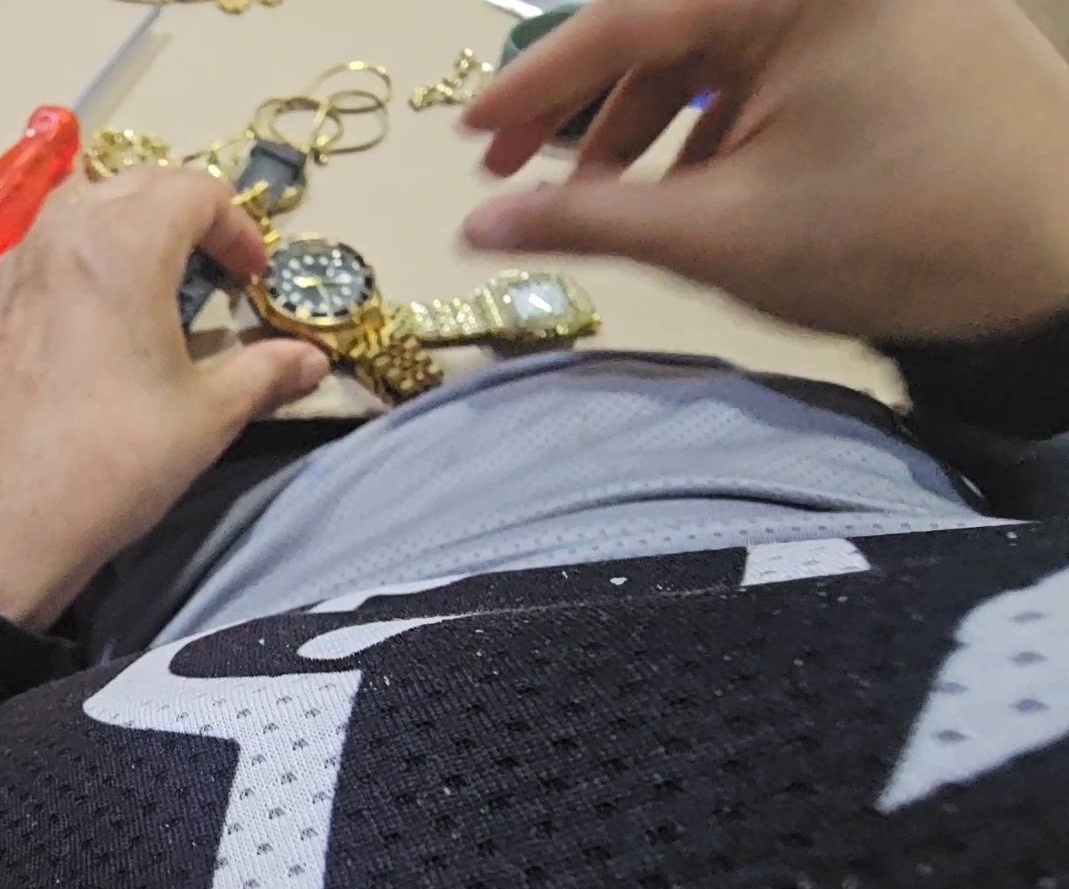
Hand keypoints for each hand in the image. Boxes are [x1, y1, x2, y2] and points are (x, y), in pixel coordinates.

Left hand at [0, 168, 328, 630]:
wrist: (10, 524)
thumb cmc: (118, 464)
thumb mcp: (207, 417)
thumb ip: (266, 373)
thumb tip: (313, 360)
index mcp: (121, 246)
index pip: (193, 191)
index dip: (237, 227)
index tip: (252, 278)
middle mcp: (59, 236)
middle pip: (134, 185)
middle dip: (184, 215)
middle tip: (208, 270)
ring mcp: (9, 268)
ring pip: (77, 208)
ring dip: (124, 227)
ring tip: (147, 281)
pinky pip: (35, 252)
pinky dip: (73, 259)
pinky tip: (84, 315)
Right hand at [461, 0, 1068, 340]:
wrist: (1053, 272)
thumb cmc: (884, 240)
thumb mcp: (709, 232)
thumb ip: (579, 221)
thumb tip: (473, 228)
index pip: (629, 20)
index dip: (533, 82)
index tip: (467, 132)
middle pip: (661, 28)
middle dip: (576, 105)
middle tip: (506, 170)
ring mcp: (861, 1)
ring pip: (700, 51)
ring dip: (631, 125)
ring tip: (595, 198)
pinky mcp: (877, 35)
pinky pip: (749, 66)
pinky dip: (692, 124)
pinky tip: (675, 182)